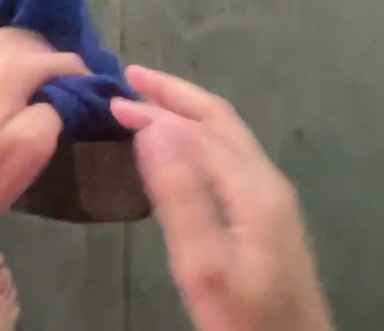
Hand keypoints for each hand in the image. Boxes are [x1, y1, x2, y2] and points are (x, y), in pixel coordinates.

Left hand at [0, 27, 87, 226]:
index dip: (84, 76)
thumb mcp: (34, 146)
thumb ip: (57, 109)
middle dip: (57, 59)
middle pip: (35, 41)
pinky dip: (10, 55)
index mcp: (11, 66)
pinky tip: (16, 77)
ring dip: (33, 53)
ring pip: (11, 39)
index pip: (61, 60)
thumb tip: (58, 96)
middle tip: (74, 85)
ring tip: (48, 79)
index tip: (97, 94)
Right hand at [111, 67, 334, 330]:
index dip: (154, 107)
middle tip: (128, 77)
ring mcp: (272, 199)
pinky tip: (177, 147)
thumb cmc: (246, 322)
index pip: (198, 126)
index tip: (111, 101)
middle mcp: (267, 180)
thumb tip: (151, 124)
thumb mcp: (204, 266)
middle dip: (172, 93)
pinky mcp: (269, 217)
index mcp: (254, 186)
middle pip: (218, 118)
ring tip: (146, 103)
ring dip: (184, 111)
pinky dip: (196, 134)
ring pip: (225, 134)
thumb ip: (179, 194)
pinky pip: (228, 154)